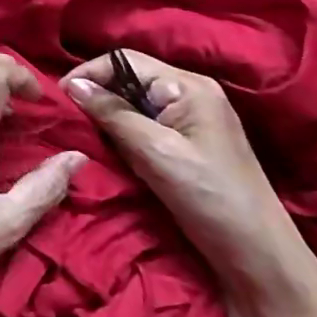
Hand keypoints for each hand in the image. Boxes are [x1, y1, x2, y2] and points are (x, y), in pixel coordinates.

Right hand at [62, 51, 294, 296]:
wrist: (257, 256)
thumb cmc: (210, 198)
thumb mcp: (156, 152)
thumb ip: (113, 114)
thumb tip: (72, 85)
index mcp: (188, 86)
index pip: (125, 60)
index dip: (89, 74)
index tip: (59, 100)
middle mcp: (190, 94)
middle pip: (129, 80)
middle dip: (96, 97)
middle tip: (67, 122)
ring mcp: (190, 121)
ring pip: (133, 106)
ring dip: (107, 120)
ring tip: (82, 139)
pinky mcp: (187, 146)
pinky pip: (144, 128)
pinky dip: (123, 138)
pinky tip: (109, 154)